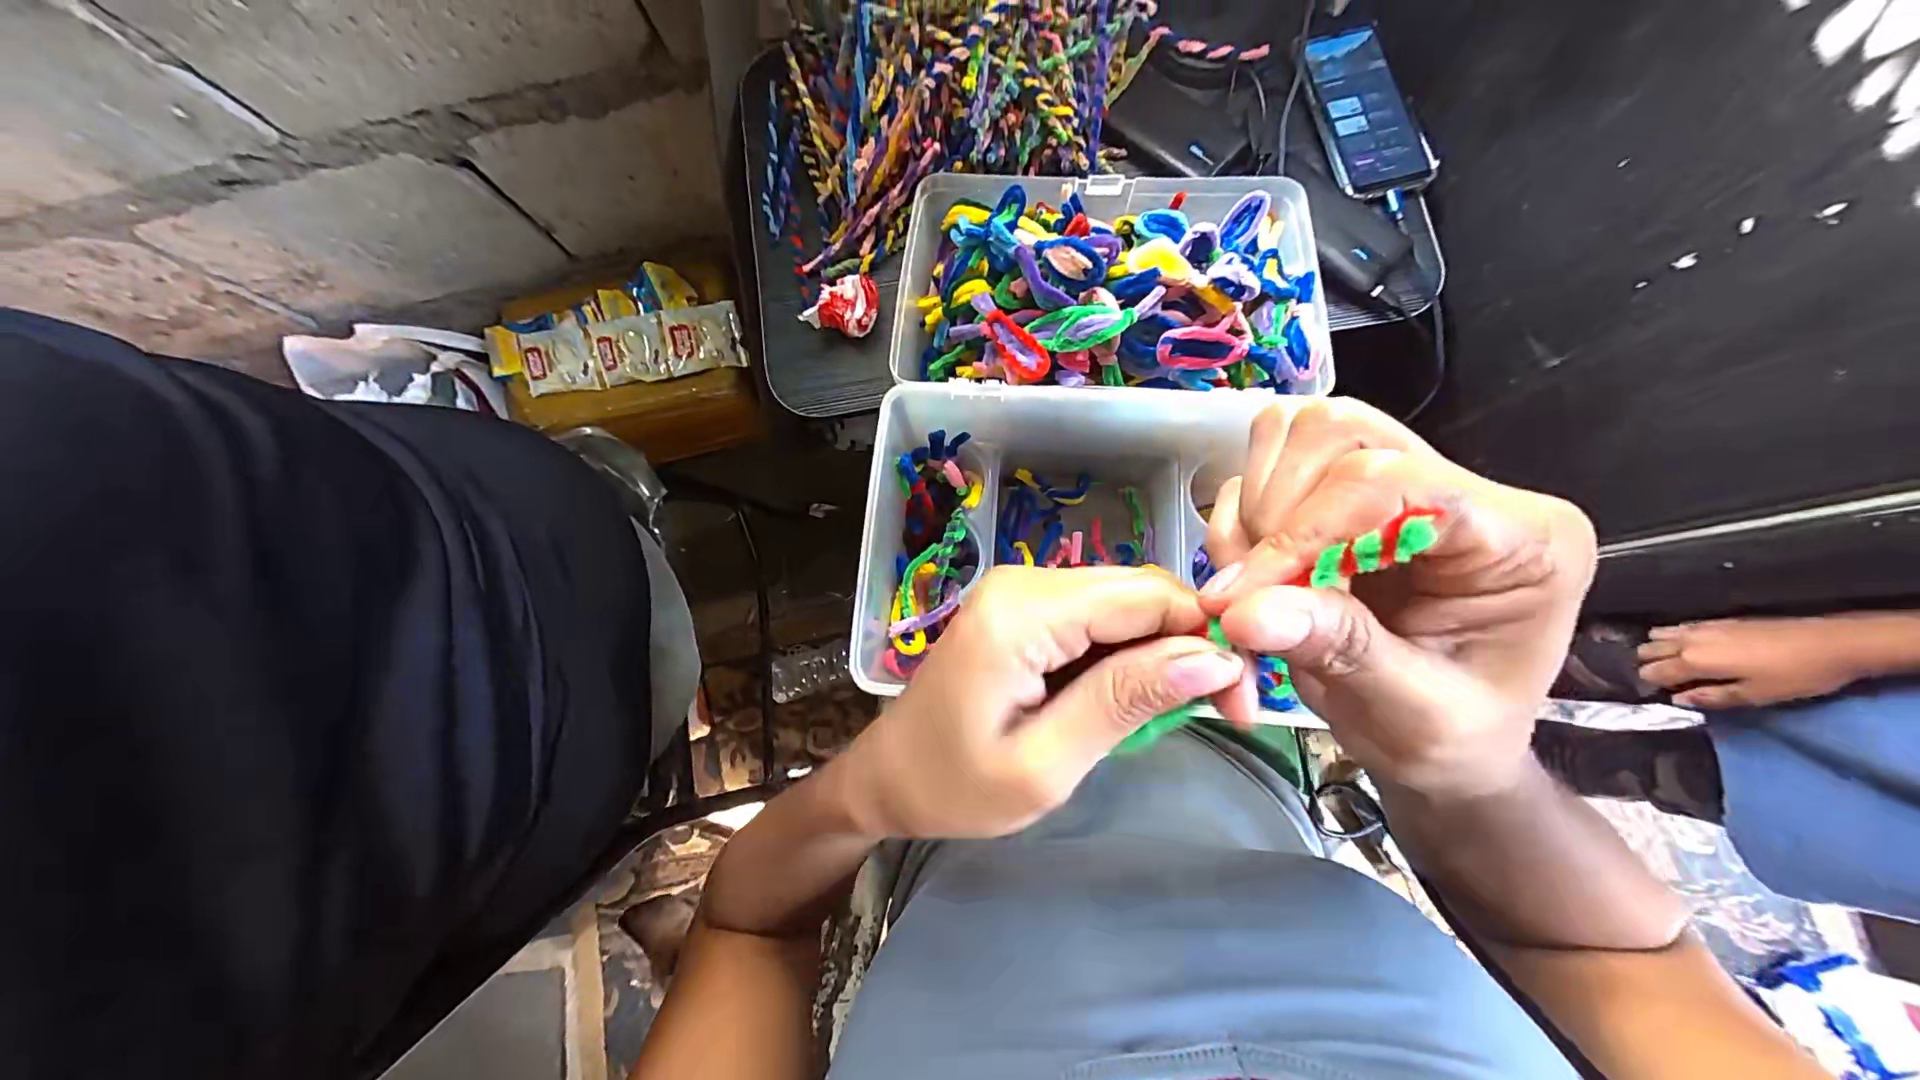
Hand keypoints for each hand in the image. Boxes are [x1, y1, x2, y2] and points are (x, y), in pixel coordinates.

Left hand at [828, 565, 1244, 838]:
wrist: (889, 777)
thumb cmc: (954, 787)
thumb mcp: (1046, 765)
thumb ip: (1125, 701)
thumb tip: (1211, 658)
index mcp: (1023, 612)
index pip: (1147, 595)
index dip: (1207, 639)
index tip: (1241, 704)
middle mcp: (1024, 580)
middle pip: (1140, 590)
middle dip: (1190, 644)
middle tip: (1222, 712)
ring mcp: (1021, 589)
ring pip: (1125, 601)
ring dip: (1162, 650)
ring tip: (1175, 712)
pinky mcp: (1023, 607)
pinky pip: (1097, 615)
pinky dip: (1128, 652)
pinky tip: (1132, 695)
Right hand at [1198, 399, 1597, 798]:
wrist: (1439, 745)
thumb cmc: (1449, 736)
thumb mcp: (1411, 712)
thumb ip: (1339, 650)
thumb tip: (1244, 612)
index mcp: (1518, 539)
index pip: (1391, 480)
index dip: (1303, 530)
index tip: (1242, 598)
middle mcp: (1459, 491)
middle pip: (1337, 433)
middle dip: (1276, 513)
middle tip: (1254, 591)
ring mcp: (1397, 485)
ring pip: (1297, 435)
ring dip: (1256, 510)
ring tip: (1258, 584)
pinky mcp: (1344, 495)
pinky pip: (1268, 465)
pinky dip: (1241, 518)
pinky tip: (1256, 573)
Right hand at [1637, 618, 1860, 708]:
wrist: (1832, 642)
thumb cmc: (1795, 674)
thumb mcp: (1757, 695)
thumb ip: (1712, 697)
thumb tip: (1678, 700)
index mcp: (1693, 662)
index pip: (1652, 672)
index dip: (1651, 684)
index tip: (1660, 694)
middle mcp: (1687, 641)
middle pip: (1647, 650)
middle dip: (1648, 664)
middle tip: (1666, 679)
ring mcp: (1701, 628)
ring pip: (1657, 635)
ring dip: (1658, 648)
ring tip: (1674, 661)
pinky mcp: (1716, 620)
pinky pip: (1678, 627)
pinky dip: (1673, 637)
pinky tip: (1691, 646)